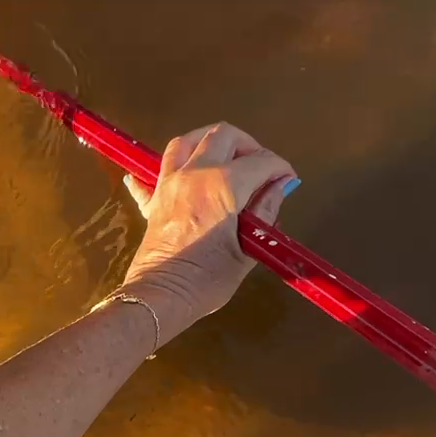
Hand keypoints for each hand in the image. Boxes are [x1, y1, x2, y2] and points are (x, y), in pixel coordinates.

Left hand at [120, 122, 298, 338]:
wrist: (159, 300)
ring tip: (222, 160)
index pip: (260, 162)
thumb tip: (278, 188)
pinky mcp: (152, 205)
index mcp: (222, 184)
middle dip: (246, 145)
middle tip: (258, 168)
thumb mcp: (246, 250)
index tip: (286, 182)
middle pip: (222, 136)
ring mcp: (168, 187)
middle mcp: (193, 175)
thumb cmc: (205, 281)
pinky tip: (167, 176)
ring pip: (184, 143)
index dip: (279, 169)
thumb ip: (263, 212)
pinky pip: (148, 179)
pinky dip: (157, 173)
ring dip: (205, 142)